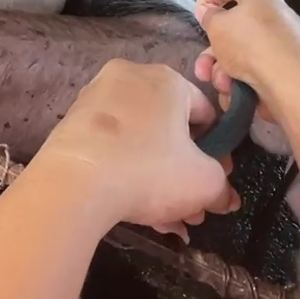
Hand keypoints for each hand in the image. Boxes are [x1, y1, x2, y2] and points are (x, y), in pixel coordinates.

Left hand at [29, 60, 238, 240]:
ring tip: (168, 221)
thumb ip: (221, 187)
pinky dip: (128, 172)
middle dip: (184, 172)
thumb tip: (224, 197)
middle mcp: (130, 76)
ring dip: (158, 179)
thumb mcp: (204, 182)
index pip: (205, 112)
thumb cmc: (149, 169)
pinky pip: (113, 145)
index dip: (216, 152)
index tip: (216, 182)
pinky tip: (137, 210)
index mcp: (166, 79)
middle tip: (193, 209)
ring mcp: (97, 96)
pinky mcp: (75, 119)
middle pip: (170, 129)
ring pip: (141, 140)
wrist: (75, 180)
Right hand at [193, 0, 299, 112]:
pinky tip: (235, 96)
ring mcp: (282, 45)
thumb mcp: (217, 26)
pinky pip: (257, 73)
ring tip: (222, 86)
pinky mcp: (288, 71)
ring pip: (242, 54)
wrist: (296, 85)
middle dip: (213, 50)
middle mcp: (273, 16)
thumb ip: (209, 16)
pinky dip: (243, 83)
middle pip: (234, 27)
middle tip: (203, 67)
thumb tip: (210, 12)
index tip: (199, 13)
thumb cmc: (251, 44)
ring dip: (224, 71)